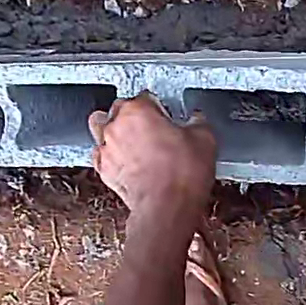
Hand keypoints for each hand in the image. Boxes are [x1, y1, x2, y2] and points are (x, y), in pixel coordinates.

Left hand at [88, 93, 217, 224]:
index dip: (160, 106)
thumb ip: (197, 121)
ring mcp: (107, 148)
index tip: (168, 116)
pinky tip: (128, 161)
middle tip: (153, 128)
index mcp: (138, 109)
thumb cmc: (181, 175)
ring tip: (133, 139)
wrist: (167, 208)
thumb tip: (197, 119)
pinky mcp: (104, 170)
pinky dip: (112, 155)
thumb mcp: (204, 139)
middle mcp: (116, 125)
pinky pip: (102, 155)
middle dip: (134, 115)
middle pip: (119, 108)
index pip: (146, 96)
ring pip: (101, 128)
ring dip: (115, 130)